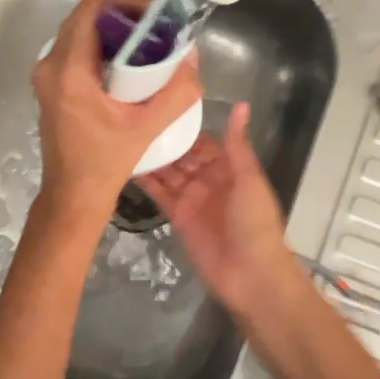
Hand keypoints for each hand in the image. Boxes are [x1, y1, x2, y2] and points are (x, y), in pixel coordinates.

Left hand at [33, 0, 202, 213]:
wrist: (73, 196)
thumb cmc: (105, 164)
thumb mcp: (148, 127)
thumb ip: (177, 91)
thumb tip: (193, 58)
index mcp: (69, 69)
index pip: (91, 7)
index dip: (125, 0)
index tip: (154, 15)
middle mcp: (50, 65)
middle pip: (86, 17)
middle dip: (124, 17)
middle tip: (156, 31)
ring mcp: (46, 76)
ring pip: (80, 33)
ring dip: (113, 33)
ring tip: (147, 47)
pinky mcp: (50, 87)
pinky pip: (75, 51)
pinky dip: (102, 50)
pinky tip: (128, 68)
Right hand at [137, 102, 310, 320]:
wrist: (250, 274)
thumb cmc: (255, 223)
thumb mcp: (248, 179)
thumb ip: (237, 145)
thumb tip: (240, 105)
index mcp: (229, 168)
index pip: (203, 142)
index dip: (185, 127)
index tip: (161, 105)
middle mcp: (208, 180)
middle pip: (182, 156)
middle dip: (164, 141)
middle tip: (133, 118)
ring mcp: (192, 199)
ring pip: (168, 173)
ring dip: (152, 158)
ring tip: (124, 137)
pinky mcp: (177, 217)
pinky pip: (159, 195)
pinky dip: (145, 182)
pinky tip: (126, 164)